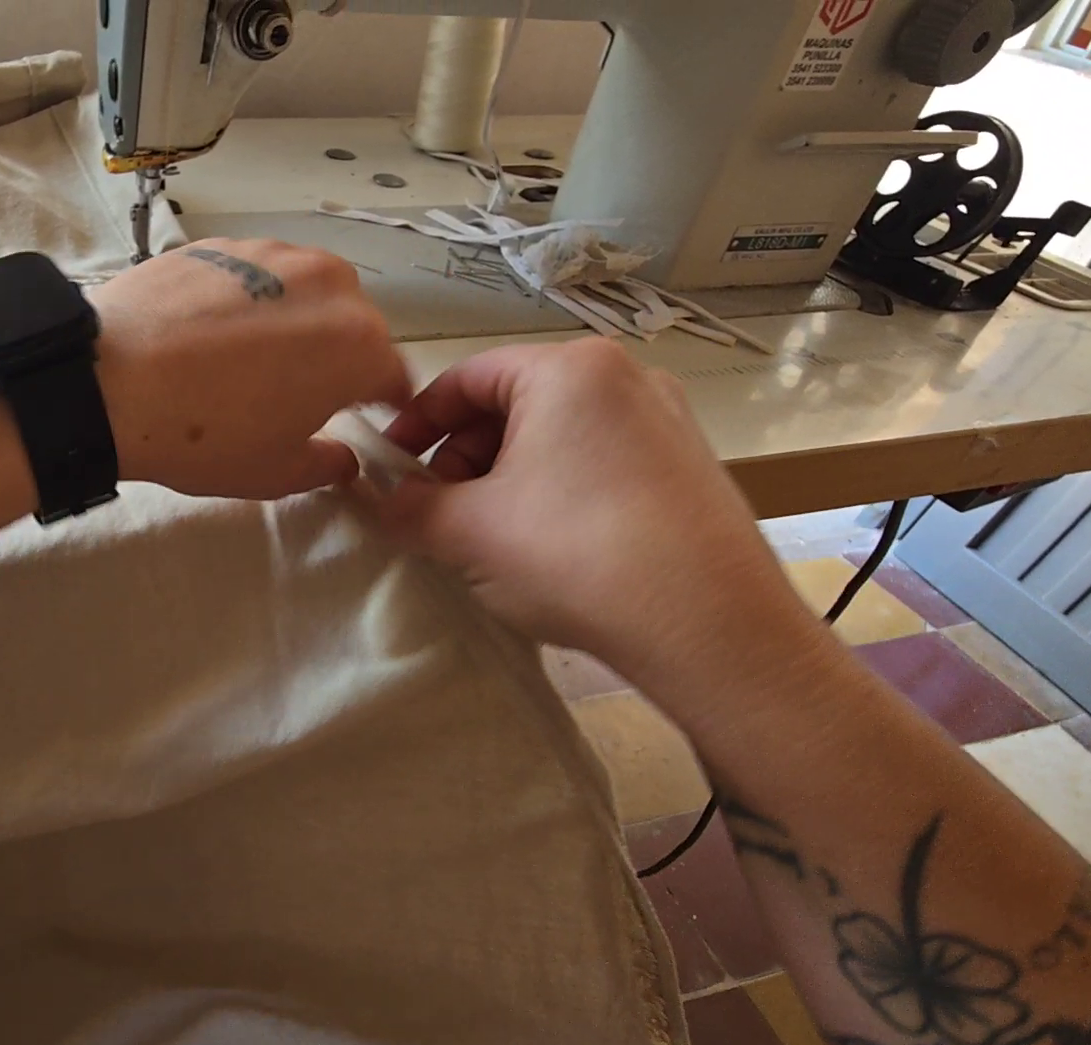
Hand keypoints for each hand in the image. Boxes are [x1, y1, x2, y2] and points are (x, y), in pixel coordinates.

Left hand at [92, 239, 411, 499]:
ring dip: (292, 323)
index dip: (382, 402)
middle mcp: (330, 283)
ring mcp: (273, 251)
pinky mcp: (222, 241)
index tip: (366, 416)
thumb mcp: (276, 473)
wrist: (111, 381)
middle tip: (293, 392)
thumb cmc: (207, 435)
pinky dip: (246, 300)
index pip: (394, 375)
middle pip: (352, 326)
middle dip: (336, 358)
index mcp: (359, 344)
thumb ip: (328, 464)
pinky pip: (253, 276)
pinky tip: (207, 332)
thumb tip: (344, 457)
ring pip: (303, 293)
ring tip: (244, 359)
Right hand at [372, 338, 819, 681]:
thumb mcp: (465, 530)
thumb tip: (380, 498)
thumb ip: (405, 505)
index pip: (465, 378)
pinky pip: (594, 460)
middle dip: (458, 455)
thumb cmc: (571, 554)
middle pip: (510, 403)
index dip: (414, 421)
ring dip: (500, 476)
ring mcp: (665, 420)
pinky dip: (549, 489)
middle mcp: (624, 377)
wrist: (710, 628)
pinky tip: (541, 543)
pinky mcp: (687, 466)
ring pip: (552, 434)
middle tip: (435, 507)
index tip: (387, 464)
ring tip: (485, 532)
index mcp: (568, 370)